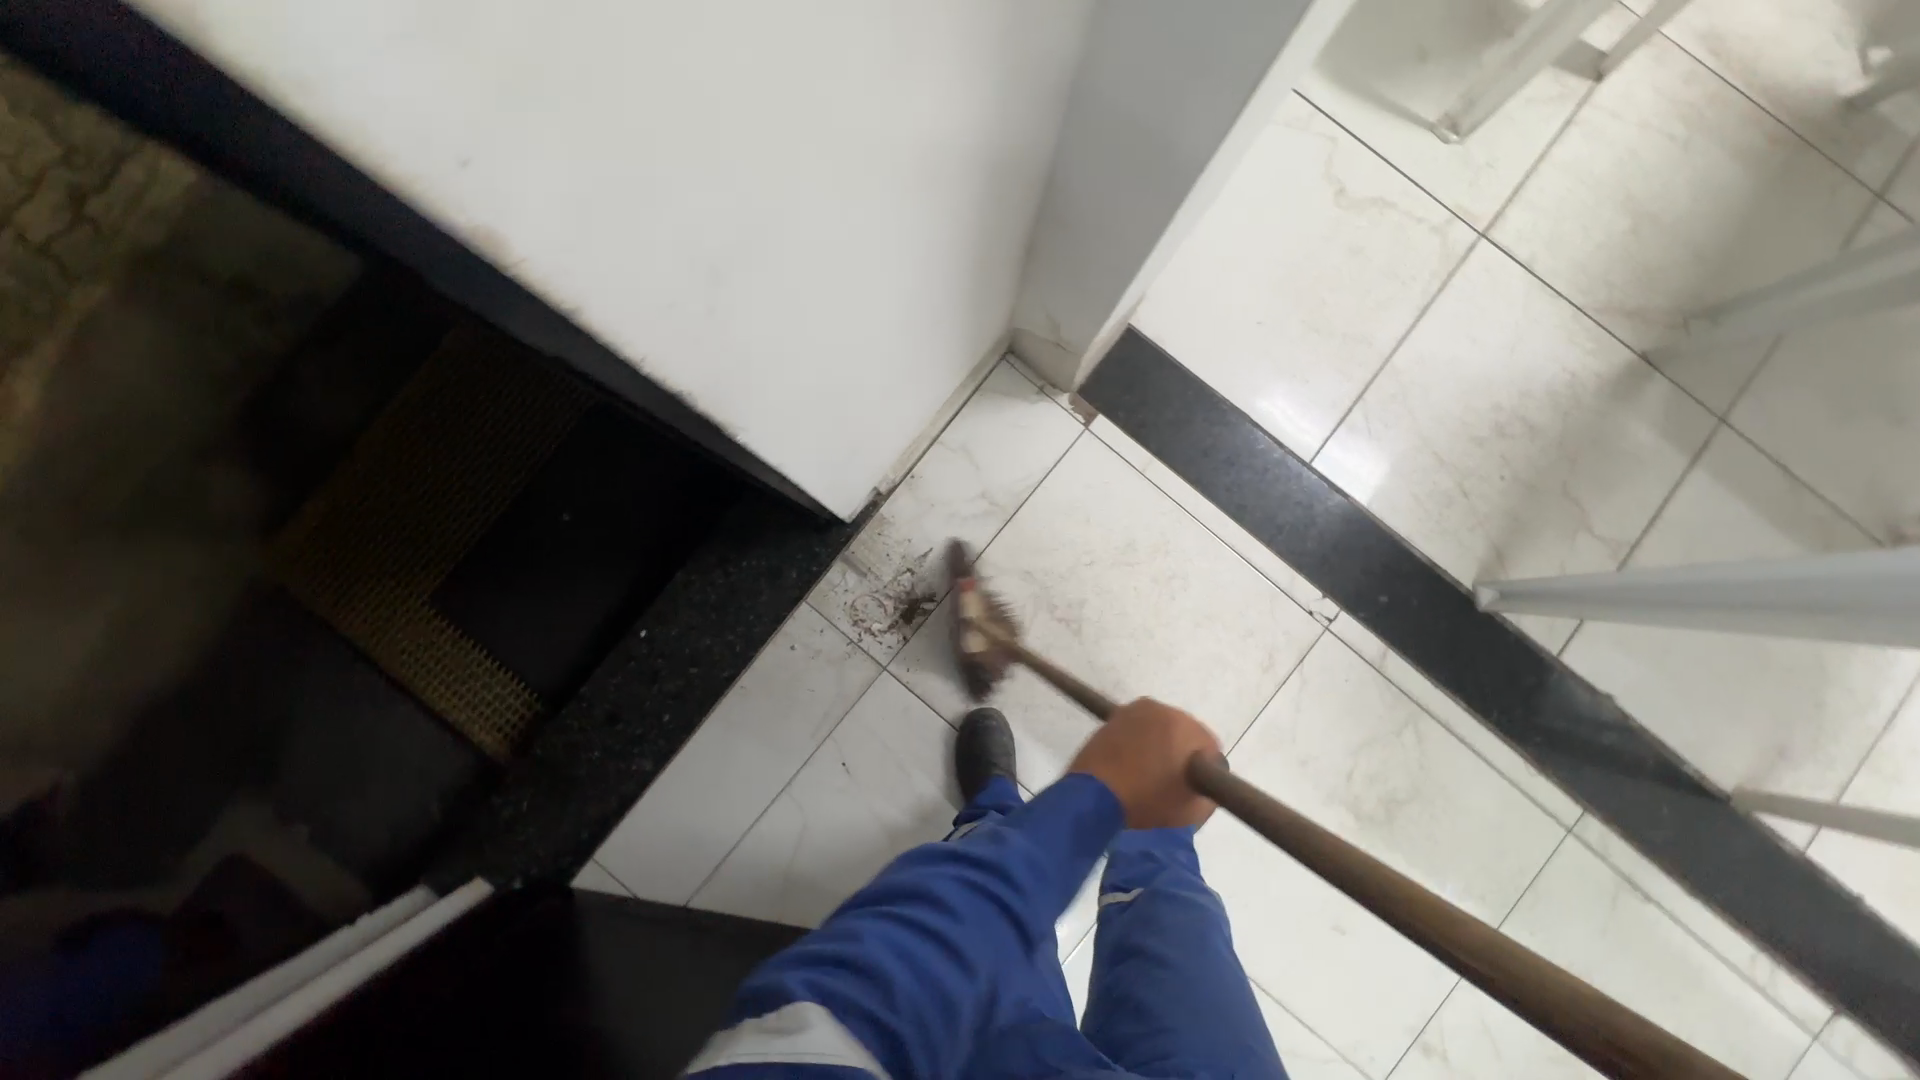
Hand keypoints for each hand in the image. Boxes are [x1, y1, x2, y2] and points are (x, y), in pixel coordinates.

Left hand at [1067, 697, 1219, 828]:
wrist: (1094, 795)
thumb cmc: (1147, 801)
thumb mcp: (1193, 811)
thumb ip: (1210, 793)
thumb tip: (1204, 784)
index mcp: (1184, 725)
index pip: (1209, 747)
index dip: (1206, 770)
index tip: (1193, 786)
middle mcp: (1161, 708)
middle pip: (1184, 732)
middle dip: (1181, 752)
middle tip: (1170, 780)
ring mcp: (1134, 709)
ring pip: (1160, 727)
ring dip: (1160, 743)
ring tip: (1148, 771)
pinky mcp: (1114, 716)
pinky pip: (1138, 728)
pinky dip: (1140, 740)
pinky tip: (1132, 761)